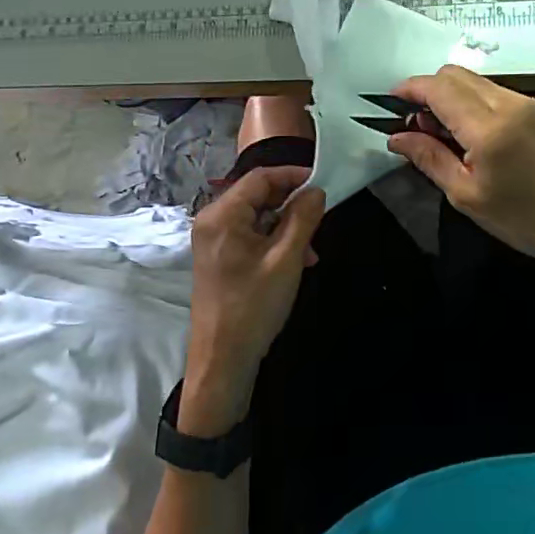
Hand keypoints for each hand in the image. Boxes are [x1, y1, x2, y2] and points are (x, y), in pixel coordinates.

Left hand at [182, 166, 323, 434]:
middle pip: (257, 195)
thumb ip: (303, 218)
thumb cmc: (254, 305)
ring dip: (285, 226)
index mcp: (222, 215)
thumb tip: (315, 190)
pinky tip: (294, 261)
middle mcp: (211, 221)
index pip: (260, 178)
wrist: (223, 357)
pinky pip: (249, 235)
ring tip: (311, 250)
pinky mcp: (217, 257)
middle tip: (320, 219)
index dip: (293, 176)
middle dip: (291, 204)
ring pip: (256, 217)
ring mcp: (212, 240)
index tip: (323, 183)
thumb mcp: (286, 259)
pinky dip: (273, 240)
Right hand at [388, 66, 534, 279]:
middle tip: (416, 125)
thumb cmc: (524, 221)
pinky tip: (471, 134)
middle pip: (456, 74)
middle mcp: (511, 105)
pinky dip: (473, 103)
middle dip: (428, 91)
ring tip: (443, 134)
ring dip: (451, 96)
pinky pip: (495, 92)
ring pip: (475, 81)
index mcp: (490, 129)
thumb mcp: (466, 196)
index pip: (439, 89)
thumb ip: (429, 158)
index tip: (391, 103)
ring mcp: (529, 103)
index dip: (410, 90)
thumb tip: (397, 137)